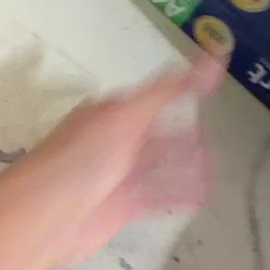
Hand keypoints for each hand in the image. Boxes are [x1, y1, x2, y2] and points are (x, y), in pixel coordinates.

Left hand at [29, 60, 220, 265]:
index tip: (213, 83)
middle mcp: (113, 140)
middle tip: (217, 132)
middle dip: (184, 131)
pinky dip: (180, 193)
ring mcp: (118, 173)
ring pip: (159, 163)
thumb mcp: (125, 114)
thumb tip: (211, 56)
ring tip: (215, 162)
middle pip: (156, 131)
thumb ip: (168, 89)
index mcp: (109, 112)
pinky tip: (201, 193)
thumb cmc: (84, 156)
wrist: (51, 213)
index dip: (181, 90)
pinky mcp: (124, 205)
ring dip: (186, 163)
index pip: (152, 96)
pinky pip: (157, 195)